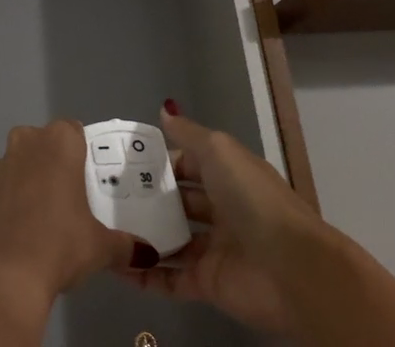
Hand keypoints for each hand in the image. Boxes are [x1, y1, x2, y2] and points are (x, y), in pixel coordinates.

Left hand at [0, 120, 161, 297]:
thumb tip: (148, 255)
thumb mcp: (100, 247)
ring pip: (25, 162)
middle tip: (76, 196)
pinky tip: (29, 227)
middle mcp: (27, 142)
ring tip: (53, 214)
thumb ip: (125, 245)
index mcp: (60, 141)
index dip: (85, 152)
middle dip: (59, 163)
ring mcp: (1, 163)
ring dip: (36, 179)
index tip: (93, 178)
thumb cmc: (59, 244)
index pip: (75, 131)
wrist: (3, 273)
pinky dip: (17, 199)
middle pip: (47, 143)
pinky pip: (8, 185)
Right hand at [120, 107, 329, 336]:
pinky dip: (144, 275)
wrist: (291, 270)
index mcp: (229, 177)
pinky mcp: (207, 284)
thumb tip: (164, 110)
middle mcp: (222, 211)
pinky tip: (115, 265)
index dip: (160, 164)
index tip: (123, 164)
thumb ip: (189, 134)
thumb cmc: (253, 200)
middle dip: (146, 200)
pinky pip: (169, 278)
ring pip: (171, 241)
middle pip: (178, 203)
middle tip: (104, 197)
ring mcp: (214, 249)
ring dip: (142, 236)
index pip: (189, 166)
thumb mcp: (220, 152)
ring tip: (103, 228)